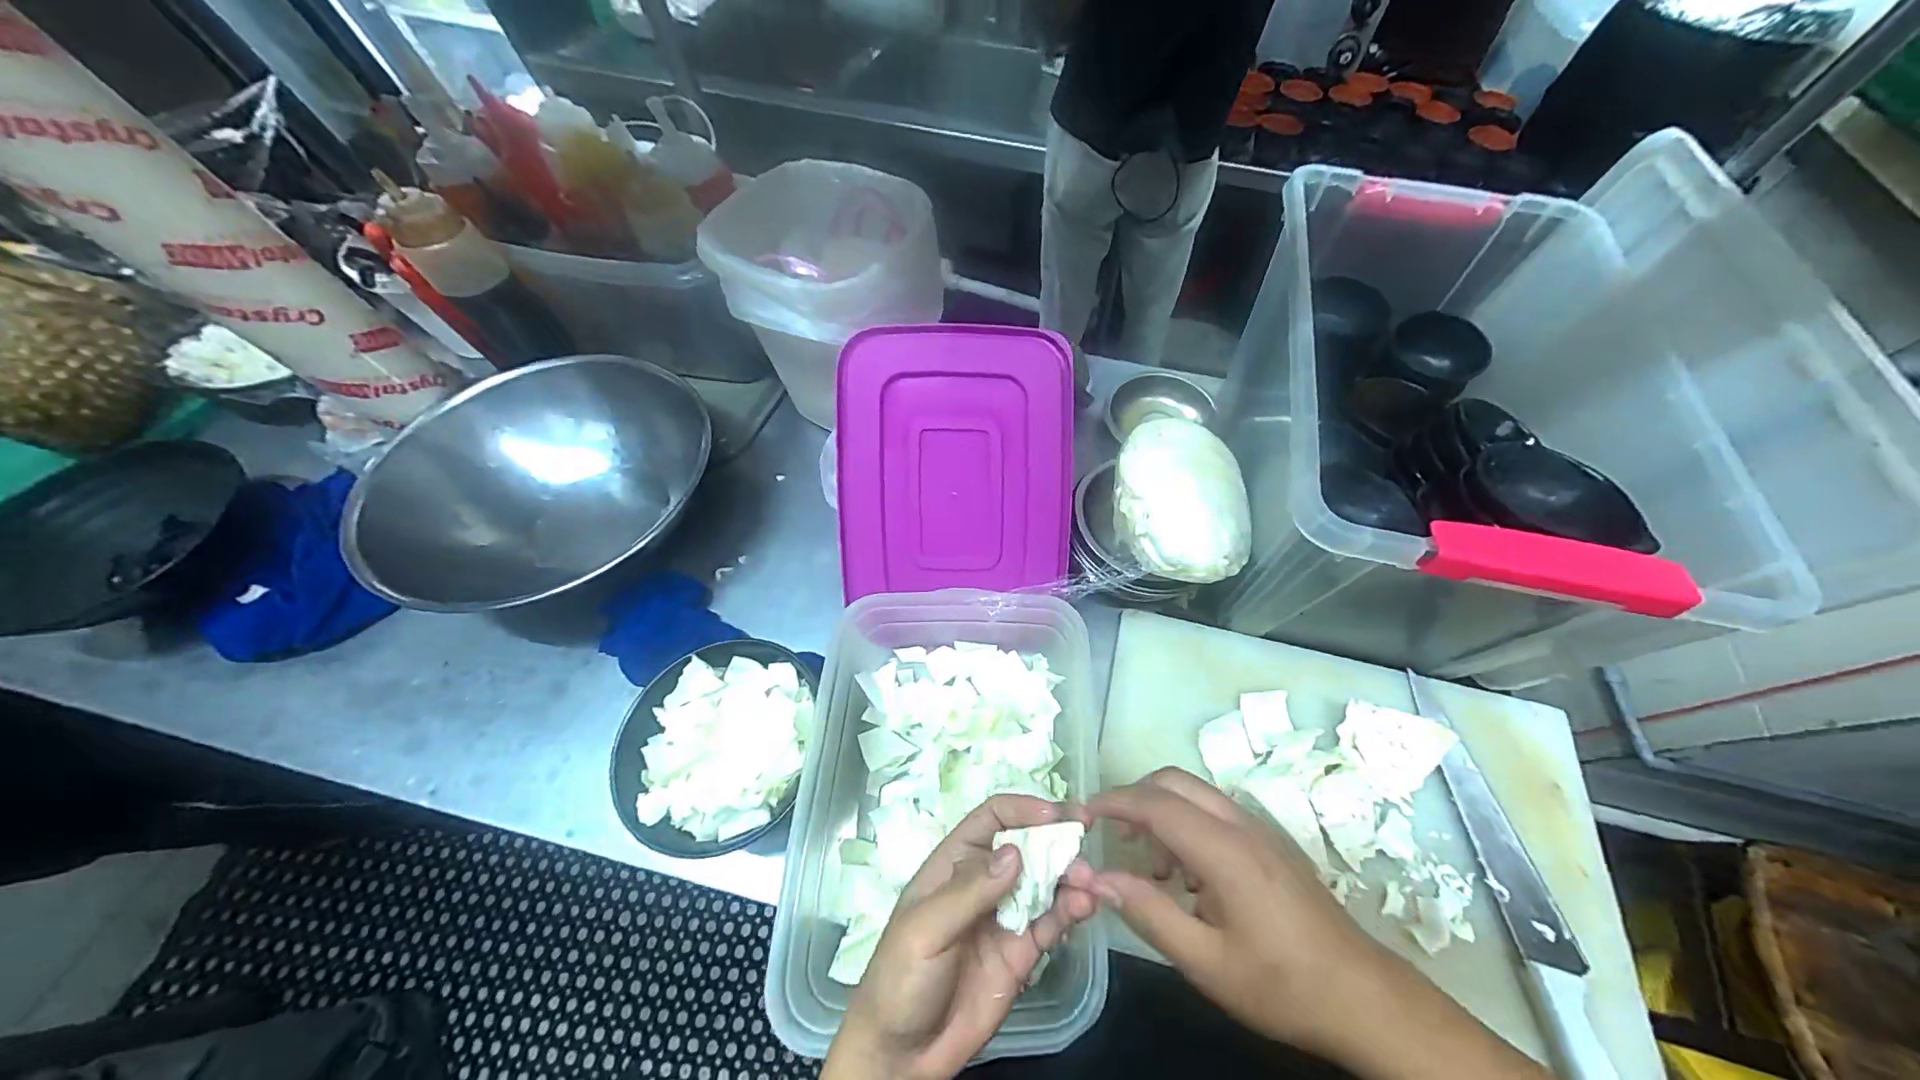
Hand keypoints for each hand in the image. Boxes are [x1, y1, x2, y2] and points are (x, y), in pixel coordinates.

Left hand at [822, 795, 1098, 1079]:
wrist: (903, 1055)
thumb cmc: (899, 979)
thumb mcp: (924, 930)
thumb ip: (969, 892)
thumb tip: (1015, 853)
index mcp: (953, 865)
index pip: (991, 820)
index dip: (1022, 810)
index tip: (1056, 814)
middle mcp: (983, 884)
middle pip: (1026, 847)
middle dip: (1055, 841)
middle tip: (1084, 842)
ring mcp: (1004, 918)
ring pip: (1044, 883)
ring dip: (1069, 875)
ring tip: (1089, 881)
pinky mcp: (1022, 954)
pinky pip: (1051, 923)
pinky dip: (1071, 911)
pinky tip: (1085, 906)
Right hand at [1073, 768, 1547, 1079]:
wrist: (1366, 999)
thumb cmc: (1282, 984)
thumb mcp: (1205, 962)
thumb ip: (1147, 913)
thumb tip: (1095, 878)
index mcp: (1225, 850)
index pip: (1155, 803)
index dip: (1112, 802)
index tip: (1081, 815)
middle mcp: (1242, 824)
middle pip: (1173, 781)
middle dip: (1134, 798)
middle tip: (1110, 836)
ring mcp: (1260, 828)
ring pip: (1194, 793)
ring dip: (1161, 812)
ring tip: (1151, 867)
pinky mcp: (1271, 841)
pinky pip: (1215, 811)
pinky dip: (1185, 824)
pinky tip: (1187, 876)